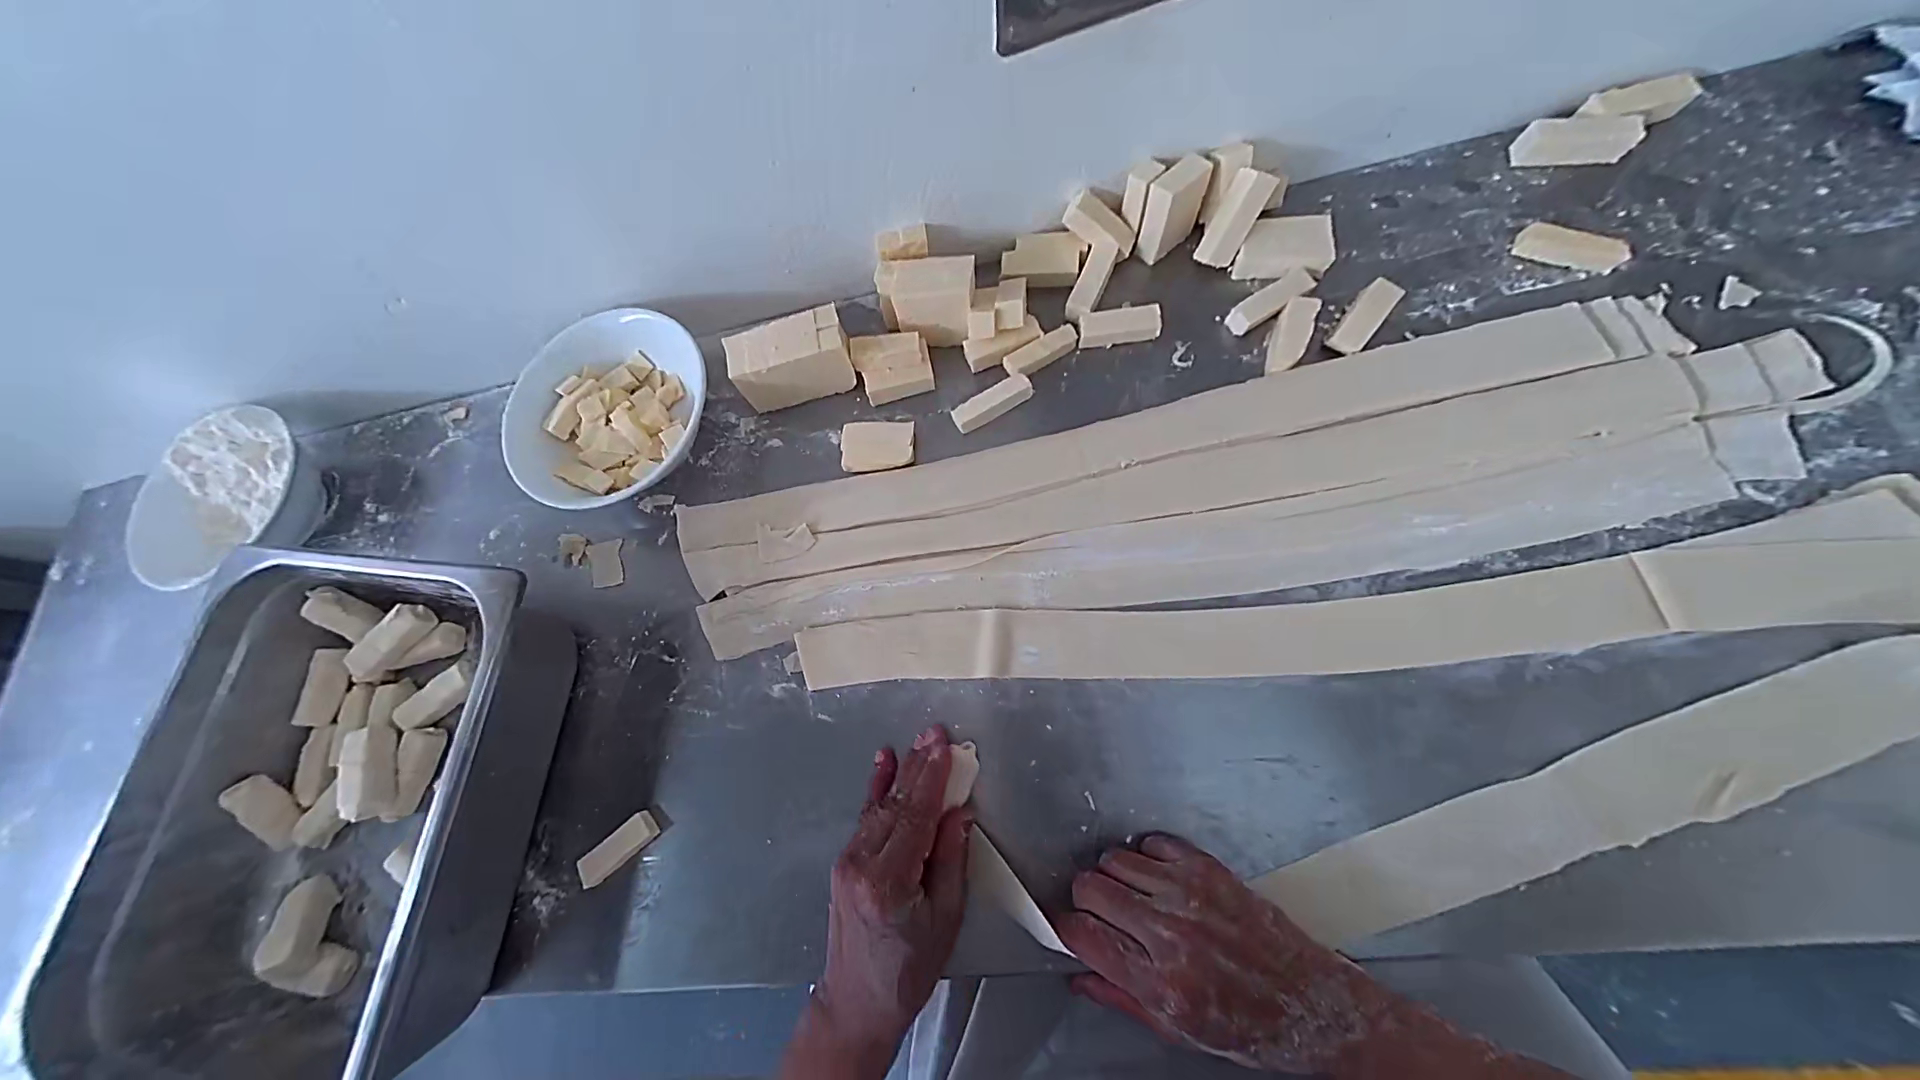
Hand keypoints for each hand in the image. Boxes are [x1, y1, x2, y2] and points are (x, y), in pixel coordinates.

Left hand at [779, 726, 971, 1079]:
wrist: (856, 1002)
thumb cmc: (908, 969)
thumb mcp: (946, 919)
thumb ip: (951, 859)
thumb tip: (959, 811)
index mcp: (889, 883)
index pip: (916, 817)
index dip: (933, 779)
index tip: (946, 748)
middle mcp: (861, 865)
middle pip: (897, 805)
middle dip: (920, 766)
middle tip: (936, 733)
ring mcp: (847, 861)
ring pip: (881, 806)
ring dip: (903, 772)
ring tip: (921, 743)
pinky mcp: (843, 861)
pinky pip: (865, 817)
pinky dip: (877, 787)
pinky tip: (885, 761)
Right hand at [1058, 833, 1382, 1072]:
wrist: (1314, 1006)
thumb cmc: (1251, 1025)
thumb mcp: (1178, 1032)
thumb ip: (1121, 998)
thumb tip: (1078, 975)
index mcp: (1161, 983)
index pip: (1083, 935)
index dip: (1065, 927)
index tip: (1067, 925)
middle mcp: (1172, 934)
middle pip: (1091, 888)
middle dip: (1084, 898)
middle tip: (1095, 909)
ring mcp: (1191, 894)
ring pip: (1115, 860)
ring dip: (1112, 875)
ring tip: (1127, 892)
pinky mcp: (1208, 869)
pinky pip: (1151, 841)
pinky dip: (1145, 855)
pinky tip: (1155, 877)